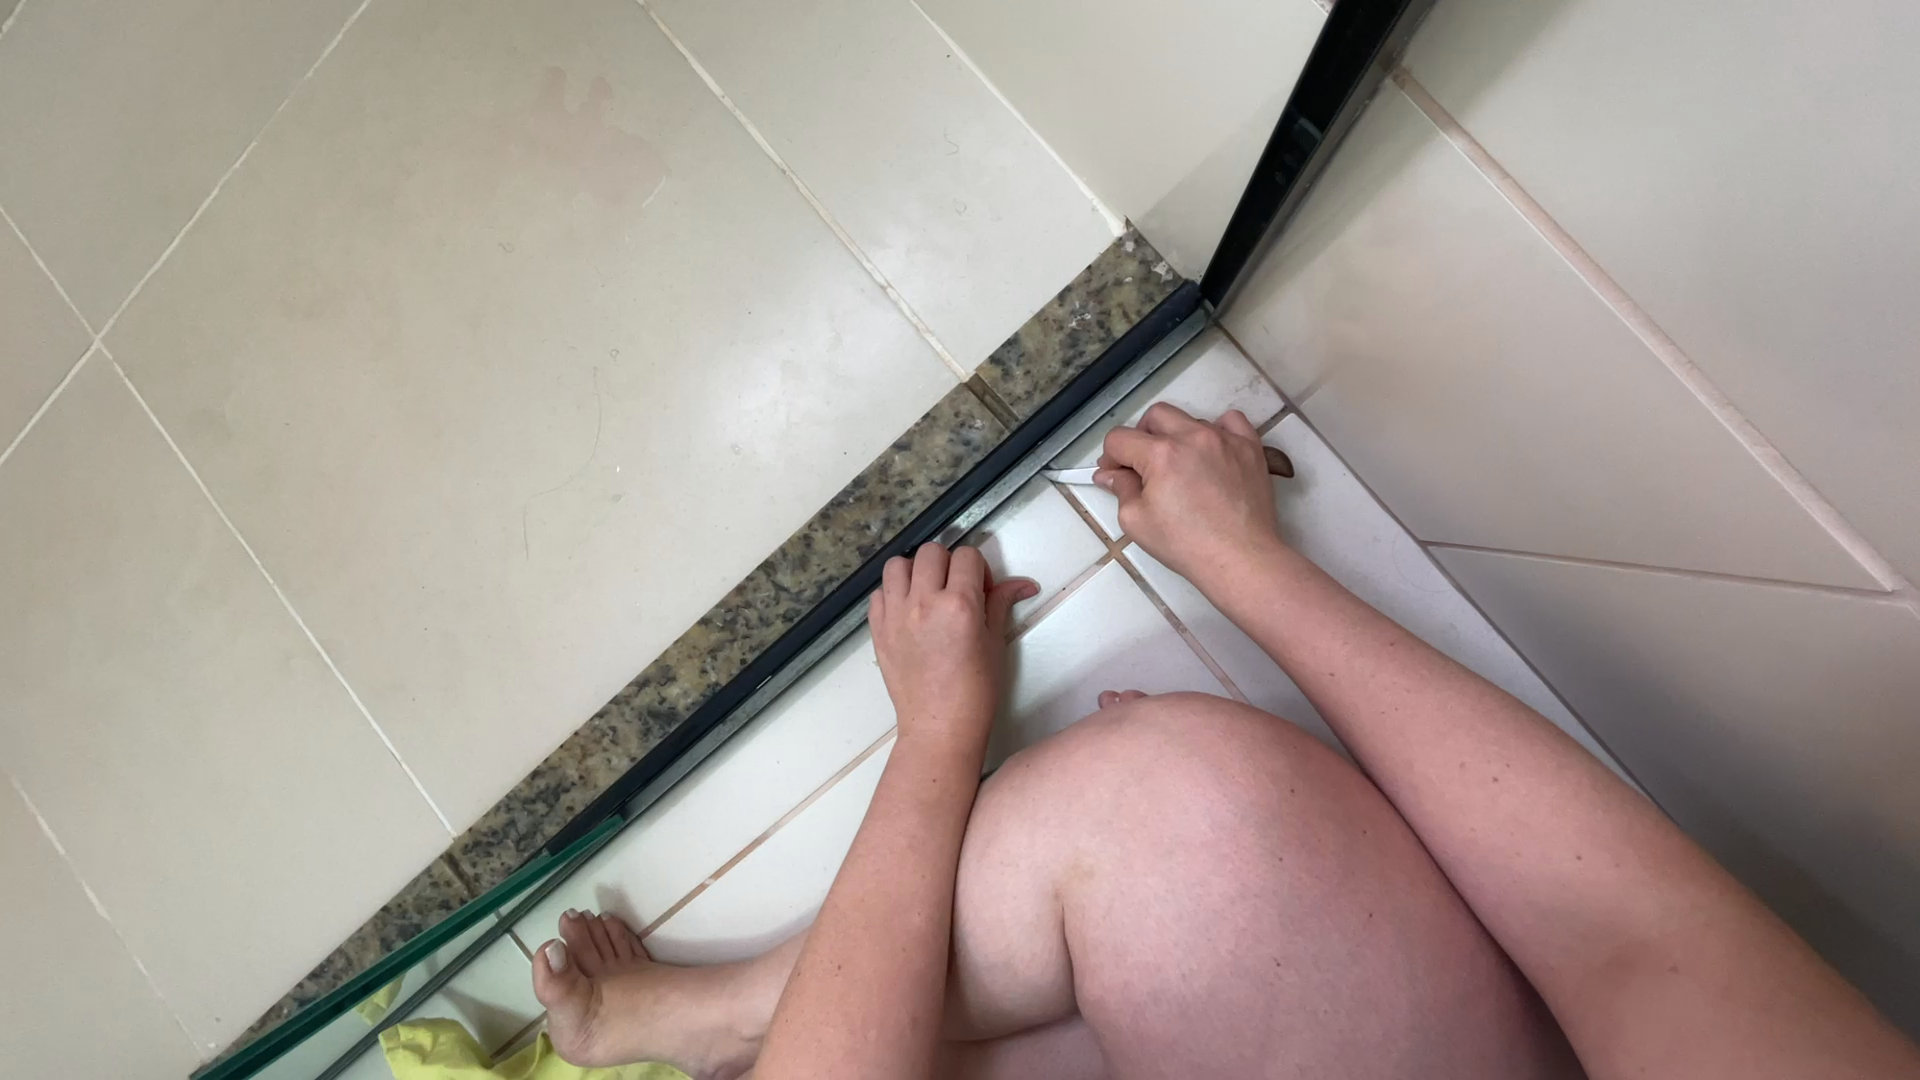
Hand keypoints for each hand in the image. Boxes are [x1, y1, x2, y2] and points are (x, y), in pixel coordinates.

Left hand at [869, 544, 1035, 754]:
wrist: (940, 727)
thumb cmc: (975, 691)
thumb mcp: (995, 643)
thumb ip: (1001, 603)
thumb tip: (1024, 583)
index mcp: (959, 605)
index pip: (968, 556)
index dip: (979, 568)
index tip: (981, 590)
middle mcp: (924, 602)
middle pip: (932, 552)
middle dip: (949, 564)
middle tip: (956, 589)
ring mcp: (896, 614)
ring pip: (898, 564)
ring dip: (916, 571)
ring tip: (927, 592)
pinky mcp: (877, 629)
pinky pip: (879, 592)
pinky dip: (893, 593)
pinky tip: (908, 611)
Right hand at [1095, 404, 1284, 585]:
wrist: (1239, 557)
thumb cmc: (1186, 544)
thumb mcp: (1136, 521)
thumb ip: (1120, 488)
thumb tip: (1109, 474)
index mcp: (1160, 454)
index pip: (1119, 439)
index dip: (1110, 457)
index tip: (1115, 475)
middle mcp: (1192, 437)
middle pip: (1154, 417)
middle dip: (1140, 438)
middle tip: (1142, 467)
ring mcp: (1225, 439)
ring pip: (1189, 419)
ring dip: (1176, 437)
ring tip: (1180, 467)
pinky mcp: (1249, 447)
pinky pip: (1231, 421)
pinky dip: (1216, 430)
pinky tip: (1211, 452)